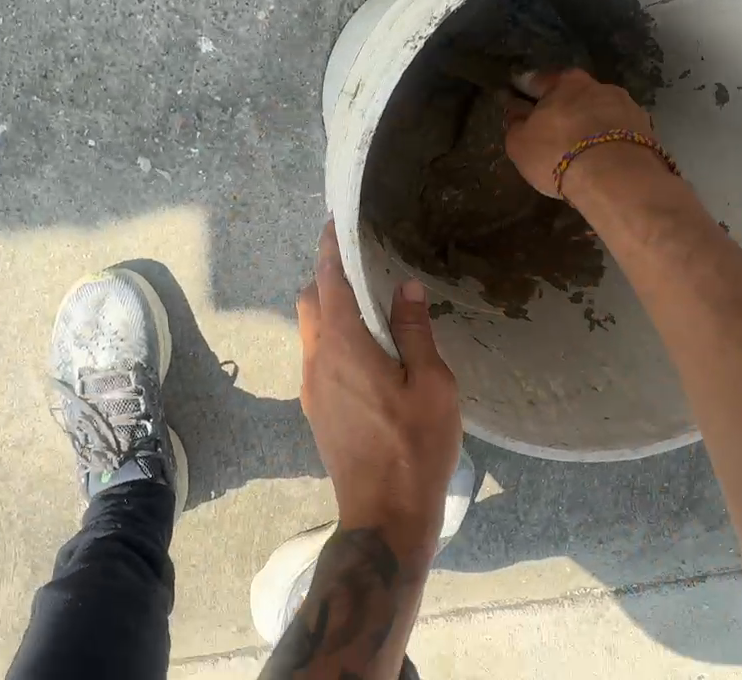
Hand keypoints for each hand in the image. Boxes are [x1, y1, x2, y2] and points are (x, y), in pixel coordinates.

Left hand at [297, 223, 461, 561]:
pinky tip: (366, 347)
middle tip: (361, 263)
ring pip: (310, 329)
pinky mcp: (316, 408)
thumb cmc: (414, 448)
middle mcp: (317, 359)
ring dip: (329, 307)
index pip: (328, 280)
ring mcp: (311, 387)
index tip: (336, 221)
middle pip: (309, 301)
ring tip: (368, 301)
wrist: (383, 519)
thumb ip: (414, 331)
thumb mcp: (432, 386)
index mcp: (343, 346)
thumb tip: (403, 286)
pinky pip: (317, 354)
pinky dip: (333, 334)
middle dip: (326, 275)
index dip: (330, 248)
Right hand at [503, 68, 661, 198]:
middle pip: (574, 95)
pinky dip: (609, 141)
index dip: (524, 90)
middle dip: (563, 108)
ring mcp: (627, 106)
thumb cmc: (558, 153)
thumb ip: (515, 123)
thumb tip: (516, 110)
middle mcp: (598, 86)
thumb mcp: (520, 142)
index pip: (537, 80)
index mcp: (564, 82)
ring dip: (589, 124)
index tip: (516, 98)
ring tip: (580, 149)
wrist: (618, 179)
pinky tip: (602, 159)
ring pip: (599, 112)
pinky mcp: (647, 130)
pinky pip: (619, 132)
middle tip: (552, 129)